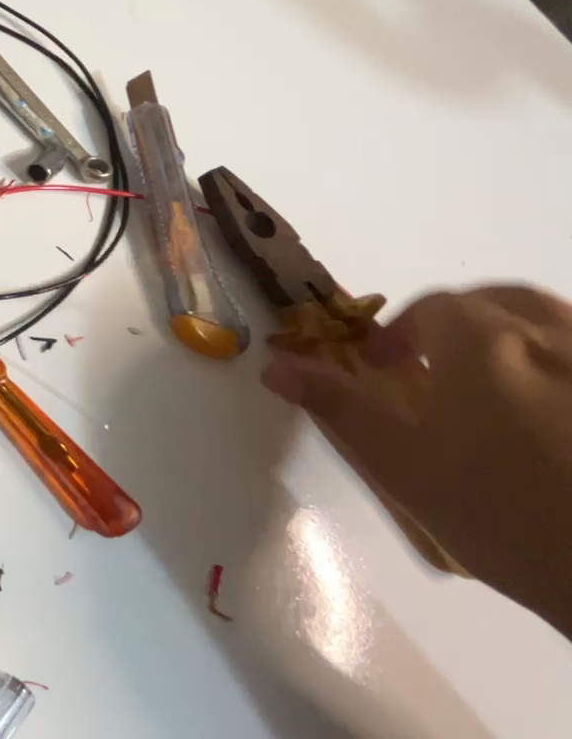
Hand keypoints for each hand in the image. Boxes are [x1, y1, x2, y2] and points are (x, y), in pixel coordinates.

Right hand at [263, 286, 571, 633]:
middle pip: (504, 302)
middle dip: (465, 321)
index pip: (435, 308)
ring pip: (561, 327)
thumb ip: (340, 406)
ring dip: (522, 341)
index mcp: (484, 345)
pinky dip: (564, 369)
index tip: (383, 368)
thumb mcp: (403, 465)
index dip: (401, 331)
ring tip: (502, 393)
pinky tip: (553, 419)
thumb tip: (275, 366)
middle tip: (442, 366)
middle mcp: (558, 340)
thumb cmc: (504, 515)